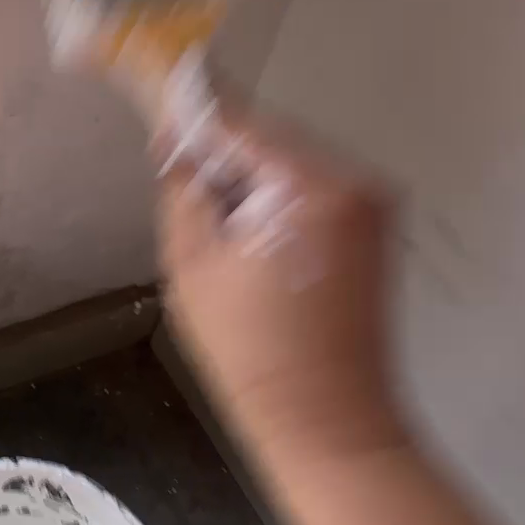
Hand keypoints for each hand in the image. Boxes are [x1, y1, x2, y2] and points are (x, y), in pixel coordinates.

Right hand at [154, 104, 402, 458]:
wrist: (328, 424)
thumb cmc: (248, 346)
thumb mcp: (191, 258)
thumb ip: (185, 187)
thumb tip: (177, 143)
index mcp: (313, 186)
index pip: (238, 124)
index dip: (190, 113)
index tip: (153, 101)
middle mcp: (354, 181)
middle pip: (267, 138)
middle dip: (218, 148)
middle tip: (172, 167)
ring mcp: (371, 205)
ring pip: (286, 160)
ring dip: (243, 172)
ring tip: (207, 209)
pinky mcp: (372, 228)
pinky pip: (308, 186)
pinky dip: (270, 193)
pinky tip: (243, 226)